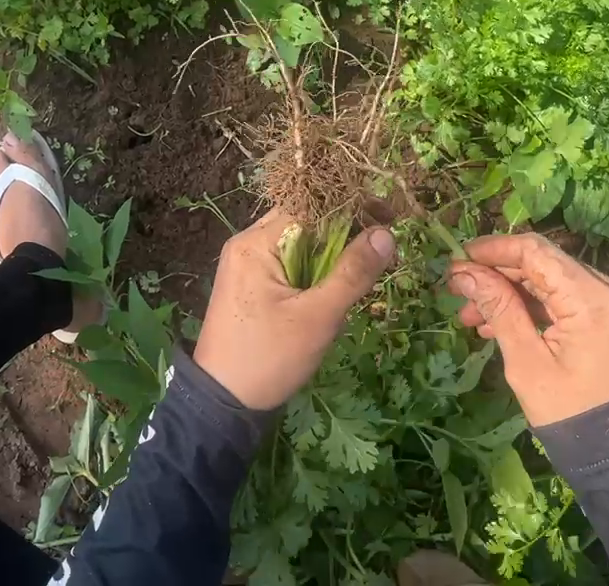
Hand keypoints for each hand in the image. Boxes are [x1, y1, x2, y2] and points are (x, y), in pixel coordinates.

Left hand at [192, 208, 395, 409]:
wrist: (221, 402)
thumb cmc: (269, 358)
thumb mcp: (317, 318)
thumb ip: (352, 273)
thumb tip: (386, 233)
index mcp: (256, 243)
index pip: (310, 206)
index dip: (351, 208)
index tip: (387, 218)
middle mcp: (246, 242)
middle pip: (304, 220)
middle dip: (343, 231)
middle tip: (380, 247)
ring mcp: (245, 262)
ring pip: (299, 241)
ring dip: (330, 252)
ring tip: (361, 270)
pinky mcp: (249, 282)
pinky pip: (288, 260)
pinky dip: (313, 268)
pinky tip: (332, 288)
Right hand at [448, 233, 608, 426]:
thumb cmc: (573, 414)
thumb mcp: (527, 363)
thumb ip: (498, 308)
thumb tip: (463, 272)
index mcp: (594, 300)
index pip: (536, 251)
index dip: (493, 250)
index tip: (458, 261)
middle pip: (544, 264)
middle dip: (498, 276)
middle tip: (460, 294)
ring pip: (554, 280)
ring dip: (514, 293)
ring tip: (474, 317)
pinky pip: (570, 299)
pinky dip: (537, 307)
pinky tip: (503, 325)